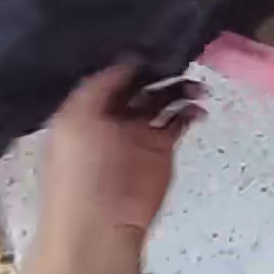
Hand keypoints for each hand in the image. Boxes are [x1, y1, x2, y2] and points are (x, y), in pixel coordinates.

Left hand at [41, 63, 201, 240]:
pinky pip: (180, 120)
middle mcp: (114, 118)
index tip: (157, 47)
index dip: (134, 62)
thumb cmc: (81, 176)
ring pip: (165, 99)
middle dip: (162, 71)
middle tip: (182, 63)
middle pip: (143, 84)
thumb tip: (128, 62)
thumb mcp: (75, 123)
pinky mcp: (162, 148)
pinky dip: (192, 111)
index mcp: (88, 110)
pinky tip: (198, 109)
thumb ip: (98, 87)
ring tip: (197, 88)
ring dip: (181, 88)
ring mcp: (139, 133)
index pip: (114, 76)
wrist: (100, 226)